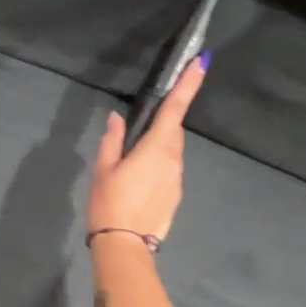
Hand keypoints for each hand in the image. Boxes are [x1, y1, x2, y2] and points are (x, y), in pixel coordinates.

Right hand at [87, 55, 208, 246]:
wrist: (124, 245)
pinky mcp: (175, 196)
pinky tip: (136, 189)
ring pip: (169, 155)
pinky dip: (155, 174)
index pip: (176, 107)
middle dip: (159, 129)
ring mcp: (177, 179)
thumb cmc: (110, 204)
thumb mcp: (103, 170)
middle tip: (134, 140)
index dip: (189, 83)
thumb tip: (116, 118)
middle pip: (171, 133)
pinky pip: (167, 175)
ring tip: (129, 172)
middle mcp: (174, 159)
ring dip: (154, 155)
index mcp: (157, 146)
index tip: (203, 61)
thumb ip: (112, 141)